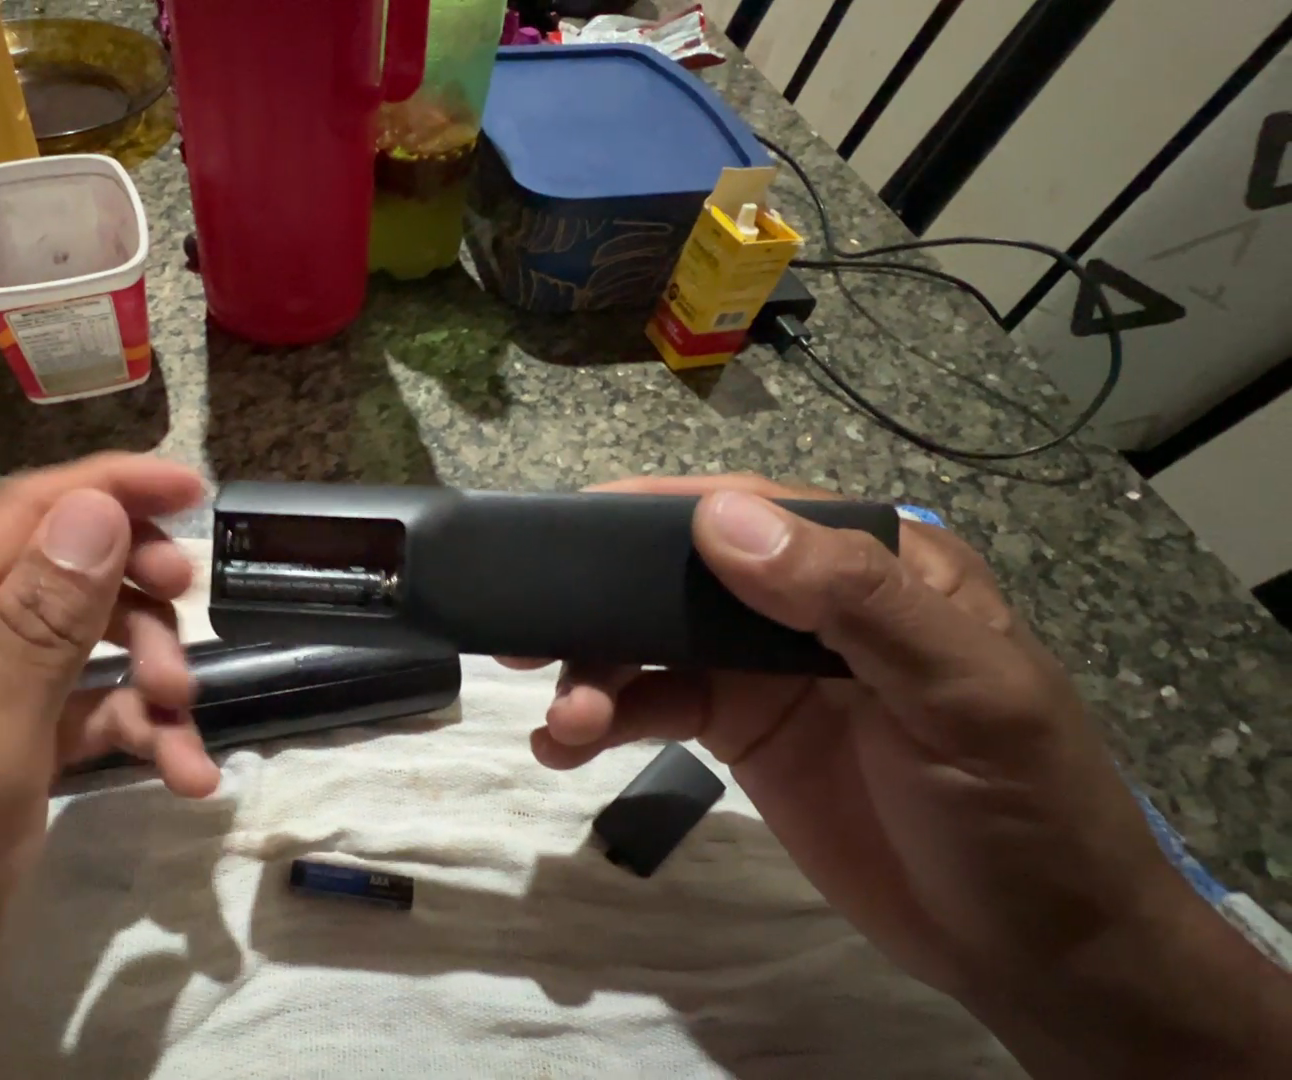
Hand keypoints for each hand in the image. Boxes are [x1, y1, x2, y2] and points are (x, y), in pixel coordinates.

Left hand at [0, 453, 216, 1078]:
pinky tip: (181, 776)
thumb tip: (96, 507)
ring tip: (187, 731)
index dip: (113, 487)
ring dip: (145, 676)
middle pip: (61, 574)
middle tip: (193, 643)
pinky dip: (132, 733)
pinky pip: (76, 716)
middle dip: (138, 601)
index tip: (197, 487)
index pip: (24, 513)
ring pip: (79, 647)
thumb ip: (39, 627)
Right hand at [514, 475, 1288, 1076]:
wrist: (1030, 952)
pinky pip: (650, 705)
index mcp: (869, 564)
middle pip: (675, 580)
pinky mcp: (732, 726)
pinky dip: (603, 720)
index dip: (652, 513)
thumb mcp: (962, 696)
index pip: (748, 511)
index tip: (567, 530)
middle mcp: (802, 602)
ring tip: (564, 729)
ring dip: (593, 678)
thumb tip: (718, 520)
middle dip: (597, 606)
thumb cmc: (1019, 810)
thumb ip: (851, 599)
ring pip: (649, 646)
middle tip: (525, 640)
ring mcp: (759, 667)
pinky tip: (564, 748)